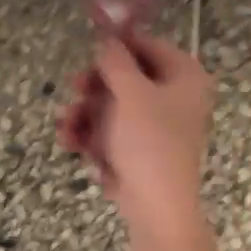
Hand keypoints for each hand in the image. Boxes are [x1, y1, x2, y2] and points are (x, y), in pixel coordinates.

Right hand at [58, 30, 215, 233]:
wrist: (157, 207)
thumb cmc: (149, 143)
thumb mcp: (131, 94)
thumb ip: (116, 62)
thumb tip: (108, 43)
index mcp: (185, 77)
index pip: (149, 46)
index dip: (117, 47)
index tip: (88, 51)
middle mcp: (176, 100)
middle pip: (128, 81)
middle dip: (94, 89)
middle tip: (73, 90)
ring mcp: (158, 131)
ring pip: (115, 111)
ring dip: (85, 117)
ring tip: (65, 127)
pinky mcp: (141, 156)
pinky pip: (113, 138)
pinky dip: (92, 139)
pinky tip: (71, 144)